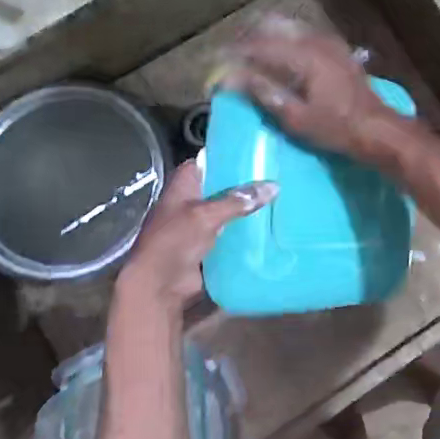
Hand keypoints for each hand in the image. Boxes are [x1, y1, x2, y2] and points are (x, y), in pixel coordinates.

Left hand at [115, 159, 274, 313]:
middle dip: (244, 184)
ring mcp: (199, 225)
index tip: (255, 153)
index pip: (206, 161)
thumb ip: (238, 201)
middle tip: (275, 176)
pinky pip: (231, 234)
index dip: (227, 156)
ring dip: (247, 210)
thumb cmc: (175, 240)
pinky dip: (246, 233)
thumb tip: (273, 186)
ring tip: (279, 199)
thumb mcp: (207, 215)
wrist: (159, 285)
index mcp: (183, 185)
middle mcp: (190, 201)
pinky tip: (270, 228)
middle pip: (221, 187)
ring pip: (228, 212)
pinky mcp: (208, 246)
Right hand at [221, 16, 414, 164]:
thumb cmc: (336, 128)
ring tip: (250, 51)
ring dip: (267, 35)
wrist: (377, 128)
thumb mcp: (296, 117)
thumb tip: (231, 78)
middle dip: (249, 36)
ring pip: (289, 26)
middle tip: (231, 52)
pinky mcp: (336, 49)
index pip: (260, 44)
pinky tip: (279, 53)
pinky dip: (285, 38)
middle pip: (273, 25)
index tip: (217, 59)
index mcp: (304, 56)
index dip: (235, 51)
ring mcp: (328, 42)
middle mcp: (315, 40)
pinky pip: (303, 34)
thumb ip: (264, 93)